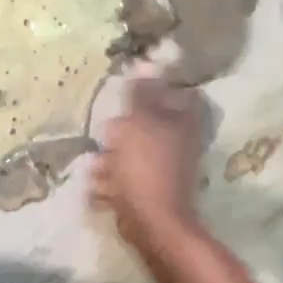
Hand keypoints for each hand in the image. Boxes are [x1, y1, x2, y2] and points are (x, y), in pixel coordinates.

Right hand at [93, 77, 205, 252]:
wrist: (151, 223)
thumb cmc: (144, 167)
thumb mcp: (139, 121)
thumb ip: (142, 92)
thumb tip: (149, 59)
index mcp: (183, 120)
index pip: (175, 92)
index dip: (152, 90)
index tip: (129, 96)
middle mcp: (180, 141)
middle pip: (147, 122)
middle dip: (121, 131)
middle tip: (109, 137)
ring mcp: (167, 168)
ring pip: (133, 151)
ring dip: (111, 159)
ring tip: (98, 168)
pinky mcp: (152, 190)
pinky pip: (128, 177)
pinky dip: (113, 181)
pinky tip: (100, 187)